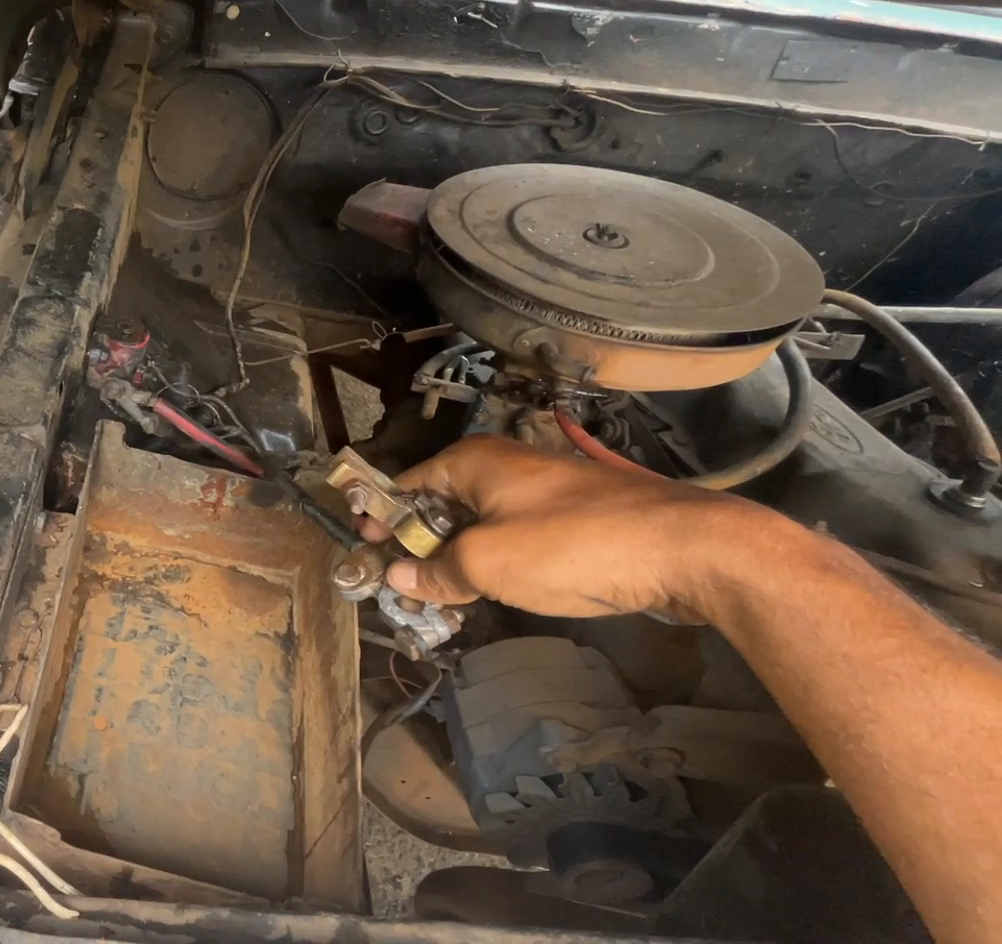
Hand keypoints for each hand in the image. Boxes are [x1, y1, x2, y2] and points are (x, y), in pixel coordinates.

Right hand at [362, 436, 783, 622]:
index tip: (365, 549)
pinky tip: (493, 587)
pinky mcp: (573, 514)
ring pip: (479, 520)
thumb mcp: (487, 563)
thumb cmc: (570, 545)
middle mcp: (501, 464)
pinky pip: (514, 531)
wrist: (689, 548)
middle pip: (439, 503)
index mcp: (470, 462)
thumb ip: (436, 571)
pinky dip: (494, 556)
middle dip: (418, 541)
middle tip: (401, 579)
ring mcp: (541, 488)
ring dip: (456, 554)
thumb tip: (400, 576)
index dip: (381, 518)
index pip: (404, 485)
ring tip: (441, 591)